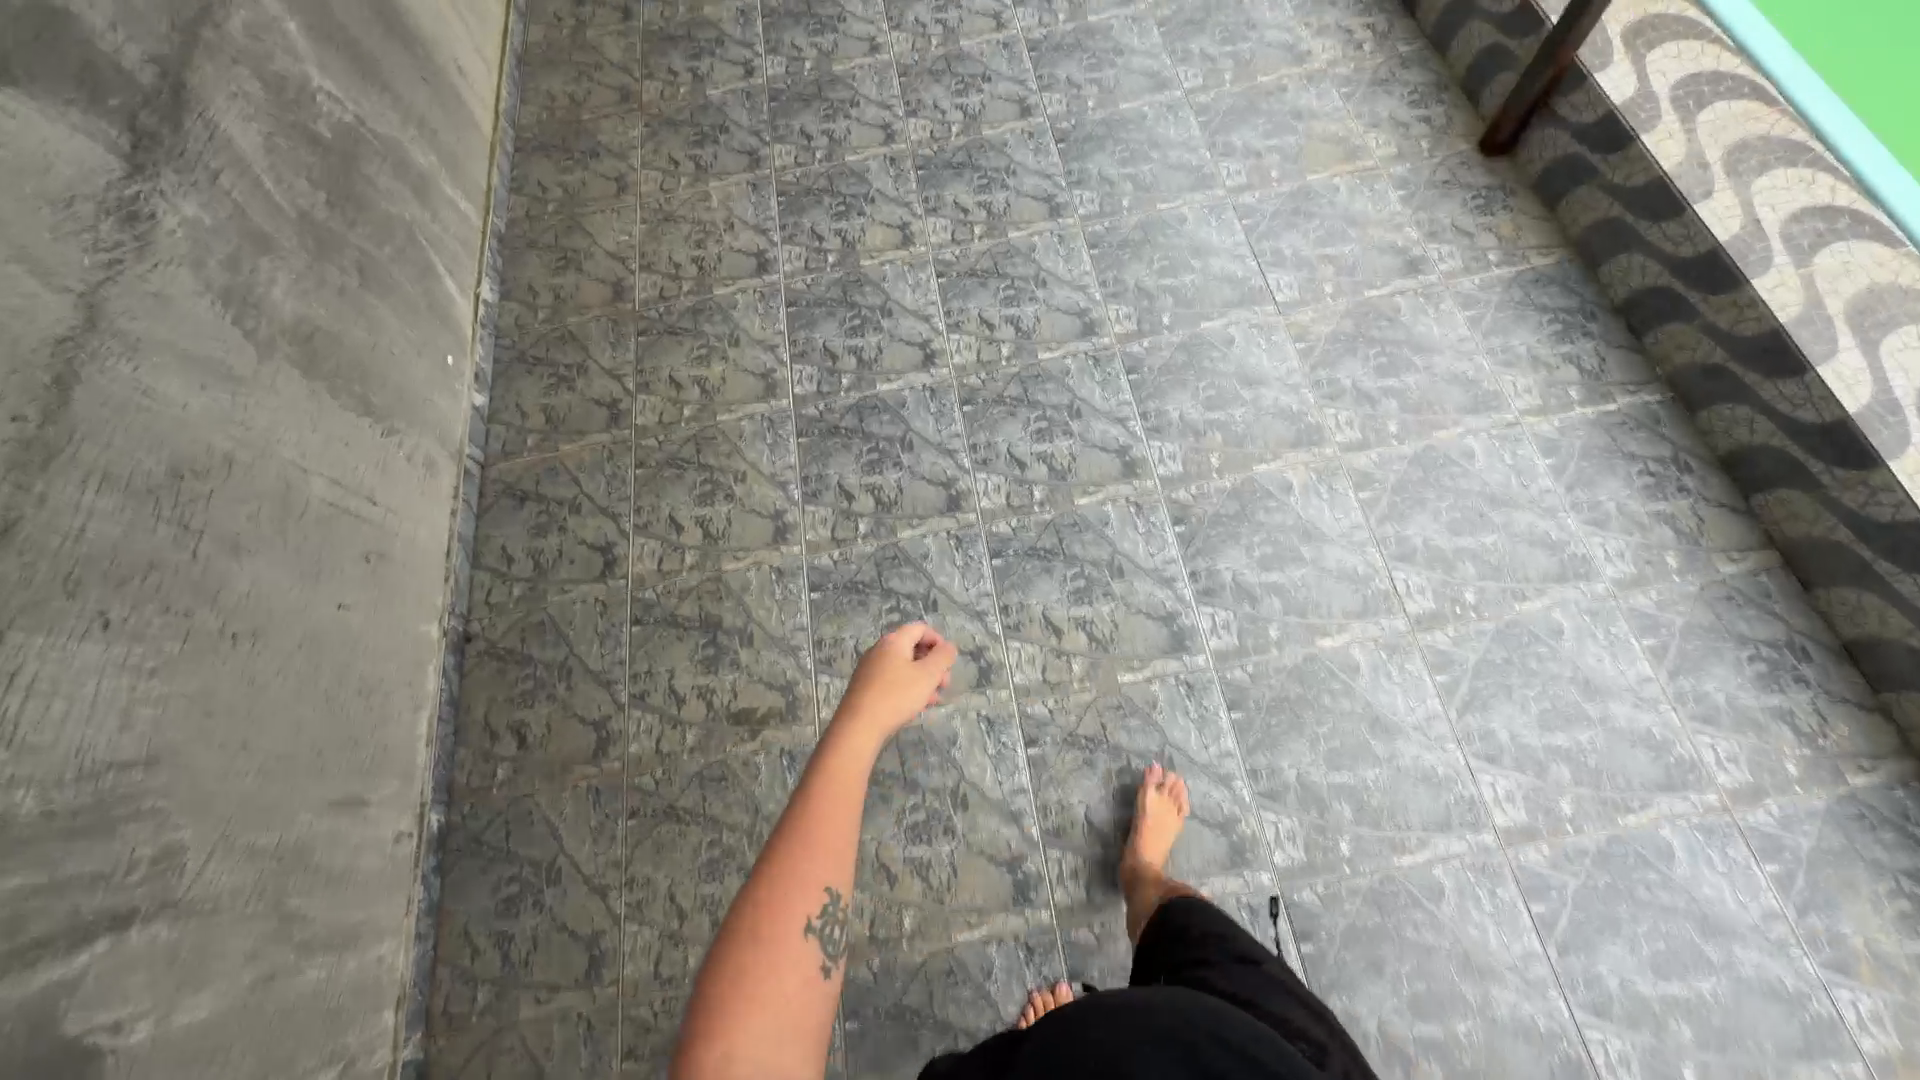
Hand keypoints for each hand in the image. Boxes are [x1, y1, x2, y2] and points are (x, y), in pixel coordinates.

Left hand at [830, 623, 958, 741]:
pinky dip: (908, 687)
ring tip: (934, 698)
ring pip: (904, 667)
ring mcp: (870, 668)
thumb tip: (948, 646)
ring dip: (923, 679)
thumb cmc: (897, 696)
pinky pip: (893, 680)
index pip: (920, 629)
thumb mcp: (928, 675)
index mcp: (893, 641)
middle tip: (944, 683)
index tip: (948, 661)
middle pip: (912, 648)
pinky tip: (917, 706)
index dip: (938, 641)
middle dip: (933, 664)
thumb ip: (943, 657)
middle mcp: (879, 650)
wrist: (859, 726)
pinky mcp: (866, 687)